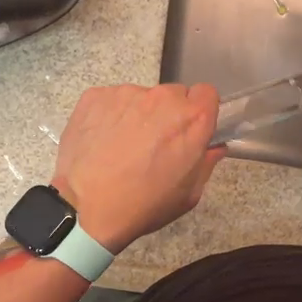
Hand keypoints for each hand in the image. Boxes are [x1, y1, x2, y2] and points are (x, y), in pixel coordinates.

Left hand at [51, 83, 224, 250]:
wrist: (88, 208)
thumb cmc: (144, 204)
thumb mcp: (189, 194)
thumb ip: (206, 163)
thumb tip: (213, 148)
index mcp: (192, 119)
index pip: (207, 93)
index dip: (200, 111)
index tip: (190, 128)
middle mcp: (162, 98)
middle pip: (173, 95)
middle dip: (169, 114)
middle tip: (156, 143)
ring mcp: (127, 94)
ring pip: (141, 98)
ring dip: (138, 116)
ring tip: (124, 147)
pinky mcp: (96, 96)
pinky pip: (112, 101)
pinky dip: (111, 116)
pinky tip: (104, 142)